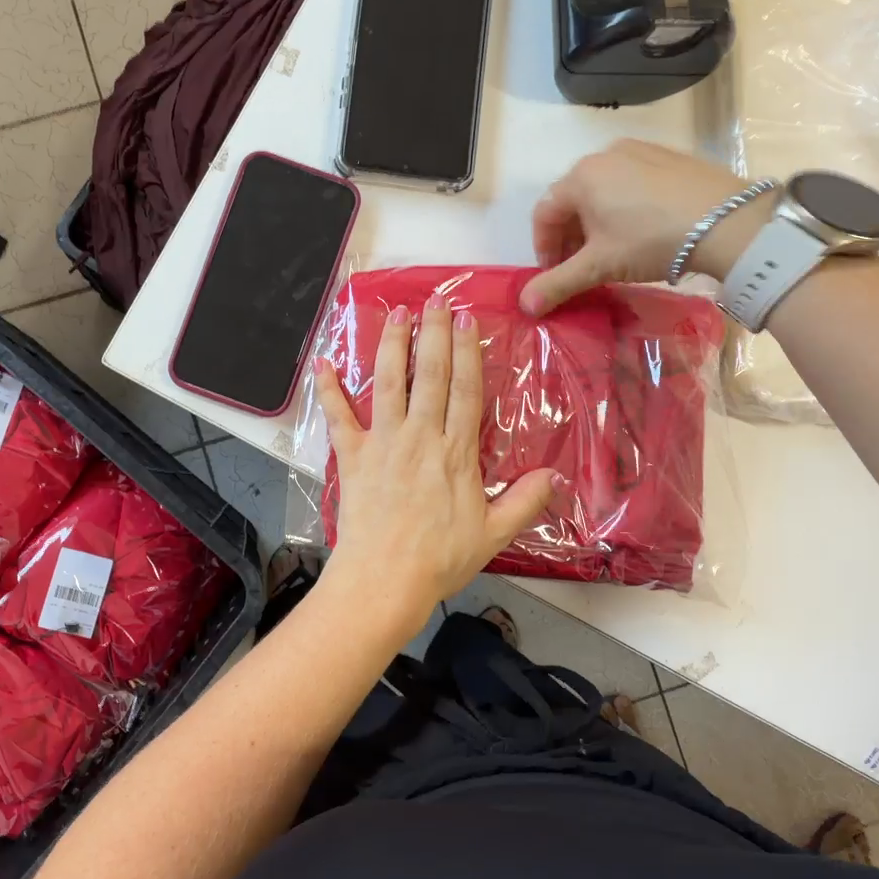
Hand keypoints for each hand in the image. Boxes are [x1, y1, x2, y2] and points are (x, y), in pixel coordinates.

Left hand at [314, 293, 562, 622]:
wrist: (385, 579)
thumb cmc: (440, 559)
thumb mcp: (494, 534)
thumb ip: (524, 502)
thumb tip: (554, 477)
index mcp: (455, 452)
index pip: (465, 391)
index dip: (468, 352)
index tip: (468, 321)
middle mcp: (419, 437)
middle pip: (430, 375)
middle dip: (434, 334)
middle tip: (437, 300)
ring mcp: (383, 443)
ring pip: (389, 383)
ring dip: (393, 345)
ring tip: (397, 313)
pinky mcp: (352, 457)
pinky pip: (339, 417)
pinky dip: (330, 390)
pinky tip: (323, 363)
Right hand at [523, 140, 770, 316]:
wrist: (730, 222)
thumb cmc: (651, 240)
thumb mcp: (599, 266)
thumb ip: (558, 284)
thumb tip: (524, 306)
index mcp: (581, 176)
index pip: (544, 213)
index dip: (543, 248)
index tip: (555, 274)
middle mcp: (606, 155)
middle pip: (572, 200)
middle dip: (569, 237)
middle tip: (580, 267)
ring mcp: (641, 152)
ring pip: (602, 191)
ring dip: (596, 224)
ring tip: (610, 251)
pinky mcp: (670, 158)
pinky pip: (632, 183)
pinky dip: (624, 209)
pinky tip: (641, 232)